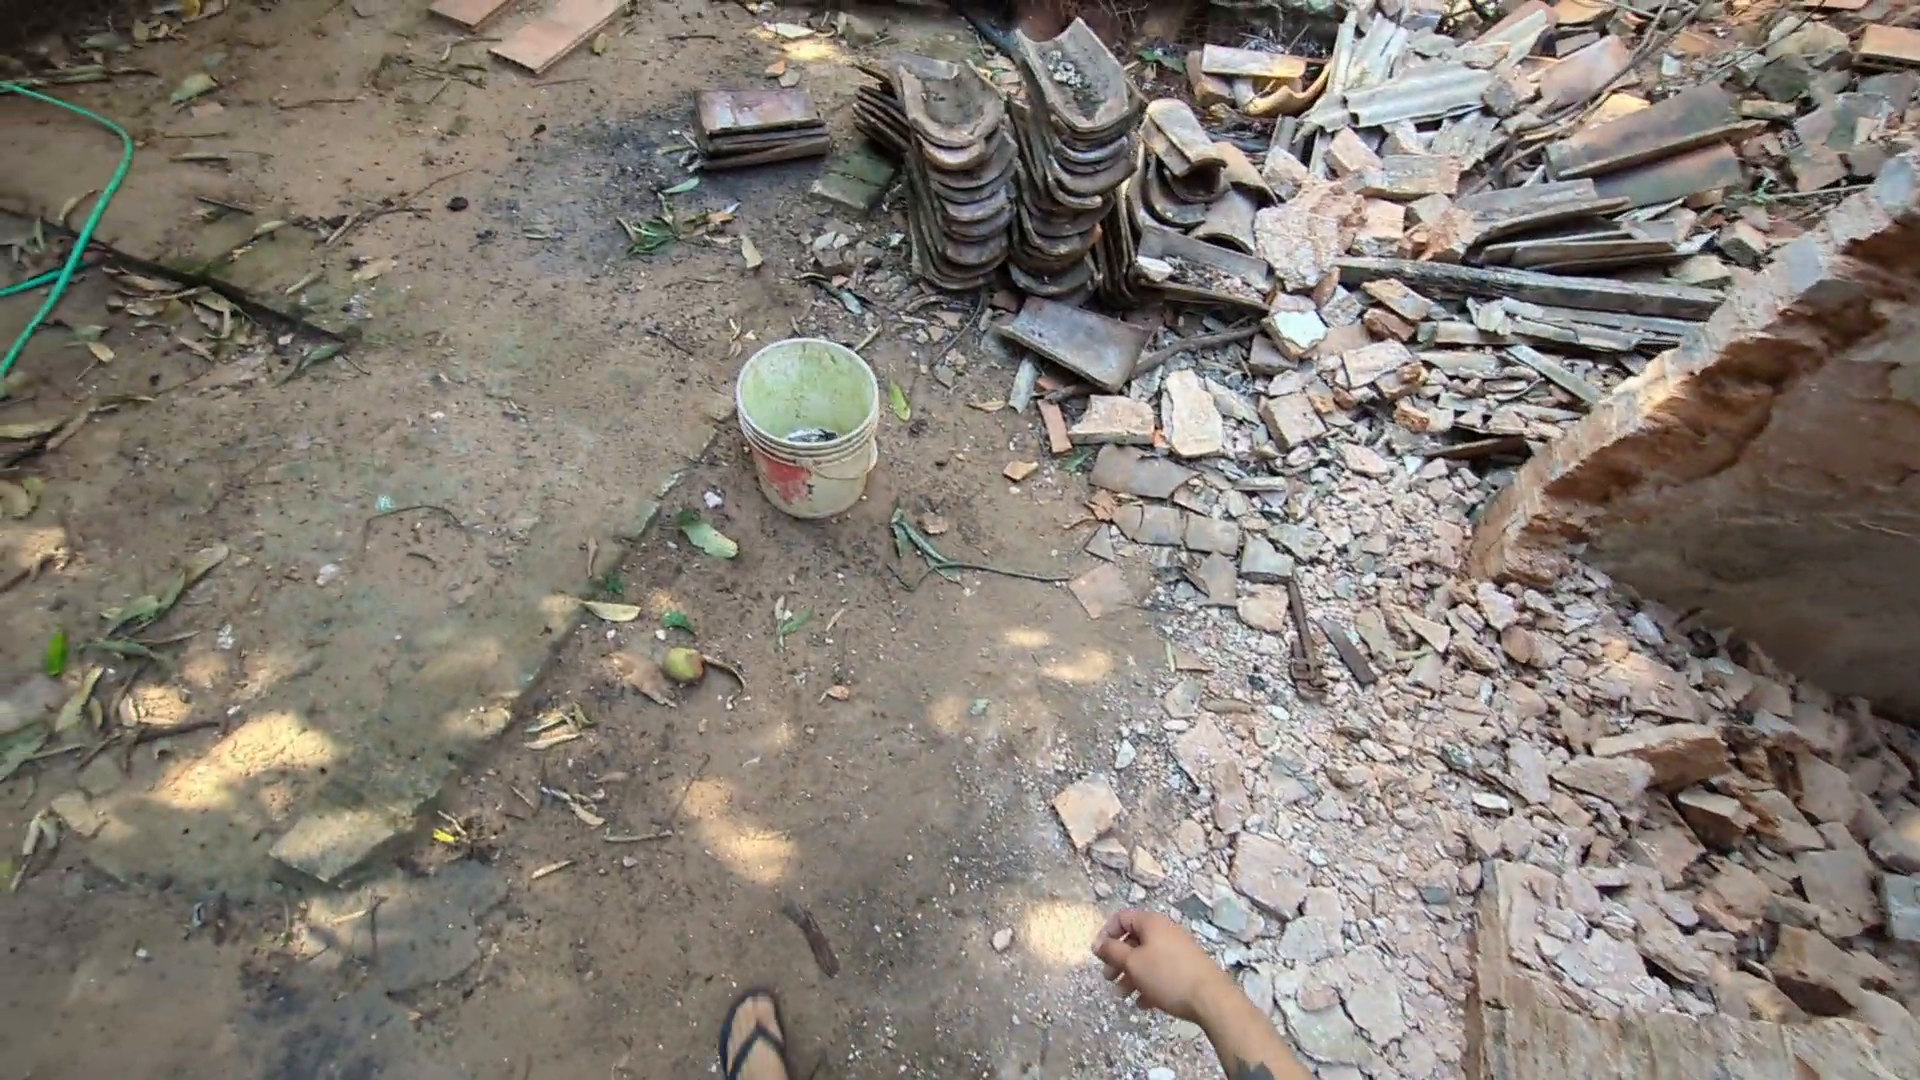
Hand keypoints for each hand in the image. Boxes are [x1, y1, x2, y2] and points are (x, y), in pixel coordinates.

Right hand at [1091, 909, 1233, 1024]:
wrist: (1211, 998)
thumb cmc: (1167, 975)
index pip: (1121, 918)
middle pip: (1134, 940)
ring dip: (1132, 975)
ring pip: (1147, 958)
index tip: (1098, 956)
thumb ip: (1112, 952)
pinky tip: (1144, 1004)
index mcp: (1150, 922)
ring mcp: (1178, 949)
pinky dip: (1150, 983)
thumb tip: (1097, 944)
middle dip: (1118, 960)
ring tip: (1123, 996)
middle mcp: (1164, 930)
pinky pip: (1162, 970)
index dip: (1106, 934)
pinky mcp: (1188, 967)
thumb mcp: (1133, 963)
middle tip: (1109, 979)